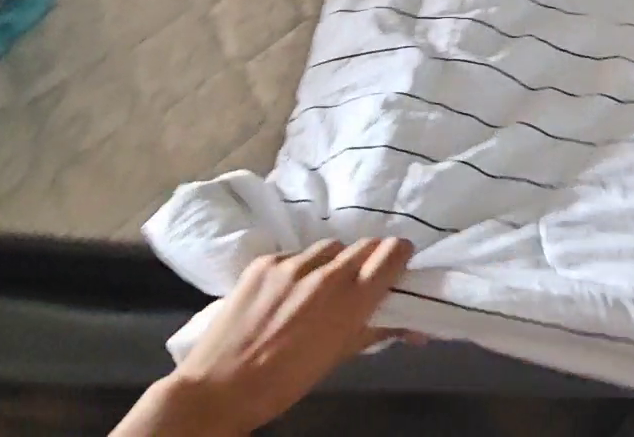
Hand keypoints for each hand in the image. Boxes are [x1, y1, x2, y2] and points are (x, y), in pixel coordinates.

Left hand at [113, 237, 414, 436]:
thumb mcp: (338, 357)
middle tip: (356, 282)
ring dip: (331, 262)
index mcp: (352, 299)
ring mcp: (294, 263)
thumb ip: (377, 330)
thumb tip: (417, 329)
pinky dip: (297, 269)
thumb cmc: (285, 382)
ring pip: (330, 247)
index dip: (398, 255)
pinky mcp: (265, 261)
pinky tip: (282, 293)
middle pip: (366, 244)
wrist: (216, 390)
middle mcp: (329, 273)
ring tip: (314, 288)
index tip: (394, 266)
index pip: (393, 250)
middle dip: (367, 260)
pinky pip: (295, 255)